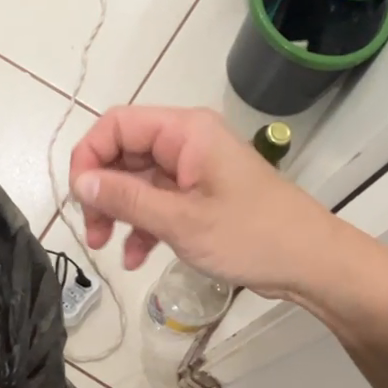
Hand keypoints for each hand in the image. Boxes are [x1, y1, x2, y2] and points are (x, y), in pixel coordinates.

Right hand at [68, 106, 338, 297]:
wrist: (308, 261)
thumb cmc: (249, 236)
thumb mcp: (180, 221)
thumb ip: (126, 200)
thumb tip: (80, 183)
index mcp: (184, 132)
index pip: (116, 125)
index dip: (89, 158)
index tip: (79, 200)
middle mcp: (186, 143)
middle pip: (123, 154)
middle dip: (101, 192)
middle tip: (92, 234)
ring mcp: (193, 171)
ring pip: (136, 182)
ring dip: (117, 213)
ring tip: (106, 249)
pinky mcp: (199, 197)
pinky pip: (157, 203)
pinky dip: (141, 227)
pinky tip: (135, 259)